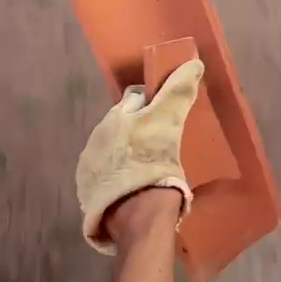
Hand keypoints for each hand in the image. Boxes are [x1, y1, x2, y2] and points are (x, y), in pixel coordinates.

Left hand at [76, 59, 204, 253]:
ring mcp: (89, 167)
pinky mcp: (86, 193)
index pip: (135, 98)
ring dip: (125, 153)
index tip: (167, 117)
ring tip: (146, 169)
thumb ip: (180, 91)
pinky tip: (131, 187)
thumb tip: (194, 63)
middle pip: (122, 123)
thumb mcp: (172, 122)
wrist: (138, 217)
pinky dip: (115, 177)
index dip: (153, 104)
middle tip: (159, 143)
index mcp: (115, 117)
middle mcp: (96, 136)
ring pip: (112, 149)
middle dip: (137, 128)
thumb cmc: (156, 162)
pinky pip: (104, 176)